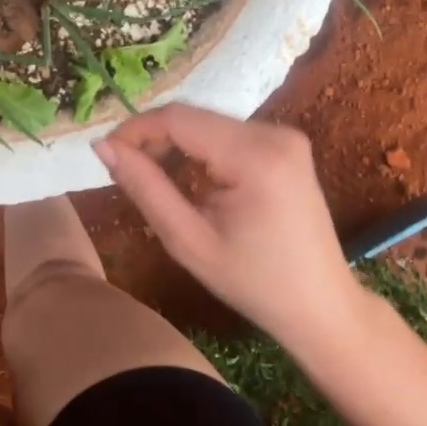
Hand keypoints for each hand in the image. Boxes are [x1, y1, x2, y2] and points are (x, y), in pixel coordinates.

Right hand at [93, 106, 360, 345]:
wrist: (324, 308)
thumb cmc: (254, 283)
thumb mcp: (188, 240)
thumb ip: (145, 187)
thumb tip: (102, 146)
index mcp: (256, 156)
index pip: (177, 118)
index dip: (134, 129)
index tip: (105, 153)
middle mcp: (274, 133)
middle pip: (191, 117)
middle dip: (152, 138)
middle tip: (125, 171)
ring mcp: (283, 136)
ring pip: (204, 123)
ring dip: (172, 143)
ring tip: (152, 179)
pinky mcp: (284, 144)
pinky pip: (223, 133)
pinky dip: (196, 149)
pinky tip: (186, 179)